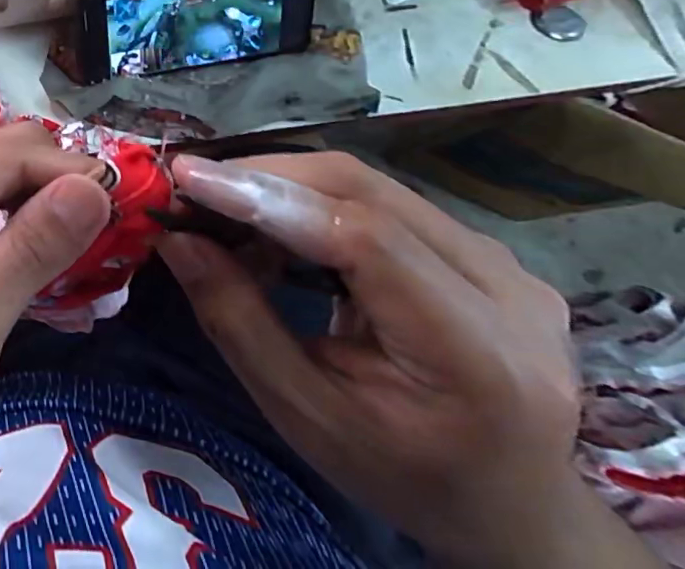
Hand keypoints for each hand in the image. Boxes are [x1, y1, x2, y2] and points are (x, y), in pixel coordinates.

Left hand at [0, 122, 112, 457]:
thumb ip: (33, 247)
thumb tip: (95, 185)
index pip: (20, 152)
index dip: (77, 173)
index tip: (127, 215)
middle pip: (17, 149)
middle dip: (68, 179)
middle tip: (110, 232)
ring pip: (11, 169)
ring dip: (54, 194)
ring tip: (90, 239)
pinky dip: (33, 212)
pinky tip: (52, 244)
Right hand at [159, 153, 657, 568]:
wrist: (508, 507)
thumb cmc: (398, 475)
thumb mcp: (302, 413)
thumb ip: (237, 321)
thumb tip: (176, 238)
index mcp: (474, 353)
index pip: (365, 237)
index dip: (269, 196)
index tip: (187, 178)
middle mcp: (505, 289)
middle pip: (367, 192)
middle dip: (266, 177)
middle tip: (192, 186)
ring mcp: (505, 262)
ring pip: (372, 185)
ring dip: (286, 184)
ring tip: (225, 207)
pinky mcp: (487, 250)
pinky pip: (385, 200)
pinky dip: (315, 200)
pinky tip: (278, 224)